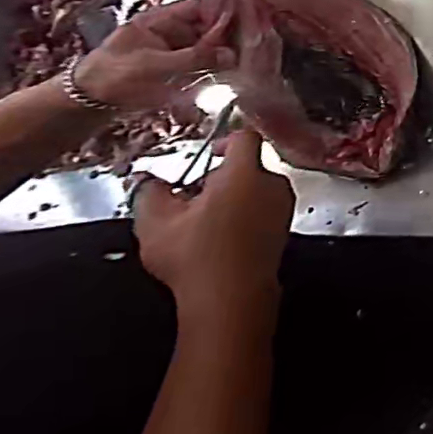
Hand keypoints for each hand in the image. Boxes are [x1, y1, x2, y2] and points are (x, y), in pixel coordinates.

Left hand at [72, 0, 236, 110]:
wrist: (89, 104)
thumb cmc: (114, 76)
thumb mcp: (154, 65)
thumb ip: (194, 58)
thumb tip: (232, 55)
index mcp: (161, 20)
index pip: (200, 7)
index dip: (225, 12)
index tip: (250, 21)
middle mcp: (172, 31)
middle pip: (210, 27)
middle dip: (230, 37)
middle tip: (254, 47)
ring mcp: (177, 50)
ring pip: (211, 46)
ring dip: (226, 54)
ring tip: (247, 61)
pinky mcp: (181, 68)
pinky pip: (206, 63)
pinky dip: (218, 68)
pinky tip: (232, 73)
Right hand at [132, 129, 294, 323]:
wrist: (232, 295)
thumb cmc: (195, 254)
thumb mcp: (155, 221)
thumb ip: (150, 191)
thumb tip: (147, 178)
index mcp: (246, 173)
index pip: (245, 138)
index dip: (225, 139)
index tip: (207, 154)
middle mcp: (273, 184)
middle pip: (249, 165)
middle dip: (222, 175)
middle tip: (193, 196)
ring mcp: (283, 206)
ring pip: (258, 188)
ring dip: (235, 195)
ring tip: (204, 220)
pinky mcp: (285, 227)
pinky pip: (265, 208)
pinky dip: (247, 212)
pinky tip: (223, 235)